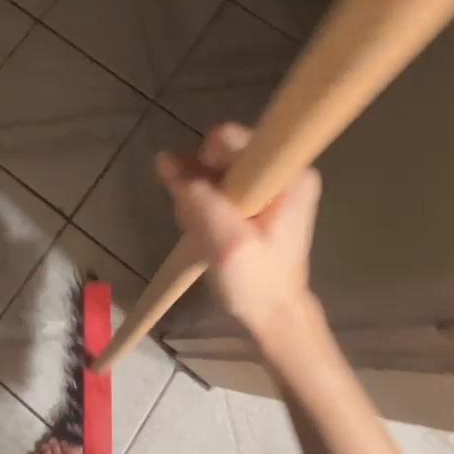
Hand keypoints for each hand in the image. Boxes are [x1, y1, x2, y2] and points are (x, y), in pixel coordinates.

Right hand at [156, 123, 322, 339]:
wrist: (276, 316)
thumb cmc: (259, 283)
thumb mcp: (227, 244)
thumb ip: (198, 199)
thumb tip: (164, 160)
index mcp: (288, 174)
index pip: (233, 138)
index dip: (208, 159)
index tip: (205, 193)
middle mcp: (281, 166)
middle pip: (219, 151)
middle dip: (199, 182)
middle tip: (198, 220)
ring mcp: (267, 178)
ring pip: (212, 166)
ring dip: (197, 194)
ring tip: (200, 228)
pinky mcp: (255, 191)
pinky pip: (215, 179)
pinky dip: (201, 199)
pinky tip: (200, 224)